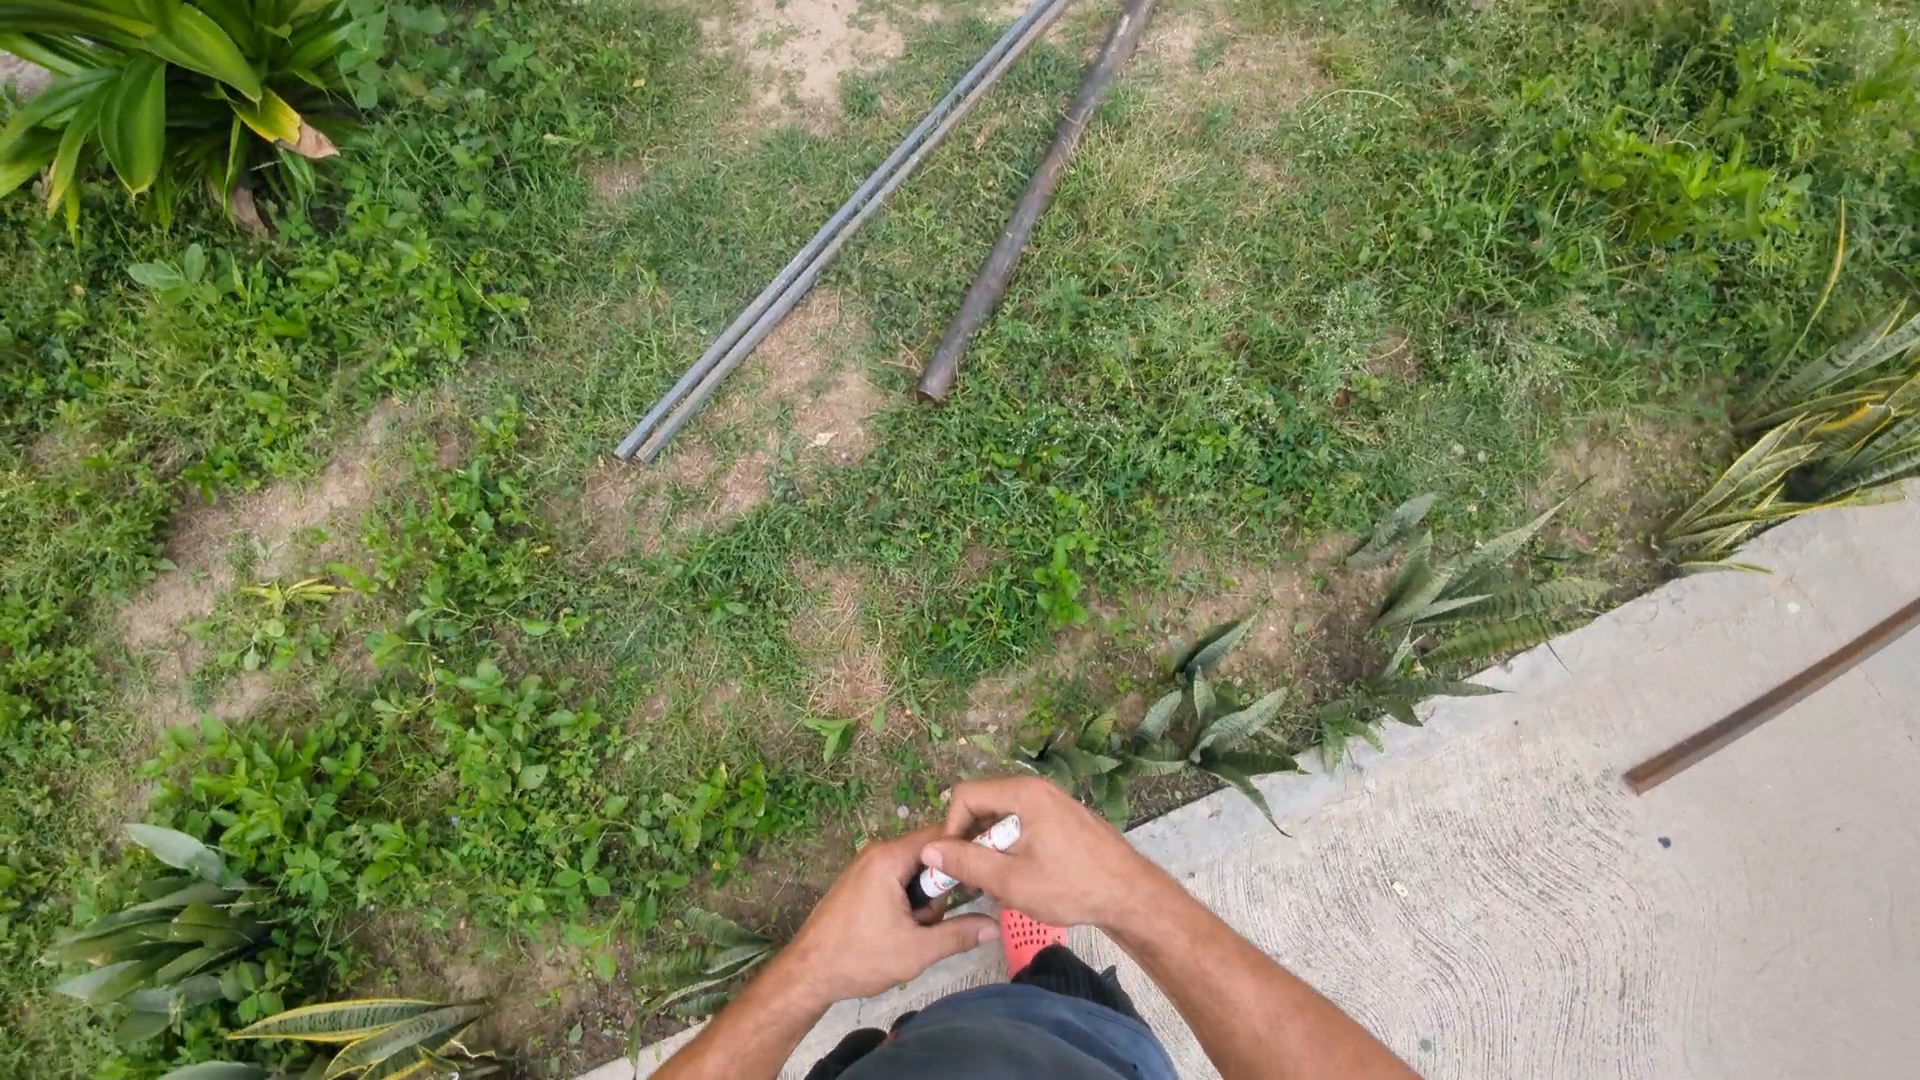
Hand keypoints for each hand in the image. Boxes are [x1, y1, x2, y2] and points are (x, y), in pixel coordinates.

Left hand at [779, 825, 1000, 1006]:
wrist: (807, 974)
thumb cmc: (860, 958)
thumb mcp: (916, 951)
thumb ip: (959, 935)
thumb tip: (995, 928)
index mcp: (890, 856)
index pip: (941, 835)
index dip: (965, 852)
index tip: (981, 875)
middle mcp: (878, 850)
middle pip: (928, 854)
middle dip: (938, 887)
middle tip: (930, 921)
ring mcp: (866, 863)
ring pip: (913, 869)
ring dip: (921, 897)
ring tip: (909, 930)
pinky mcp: (860, 878)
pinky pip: (896, 876)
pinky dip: (905, 898)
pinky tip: (896, 926)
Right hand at [920, 776, 1174, 931]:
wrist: (1131, 896)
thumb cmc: (1071, 886)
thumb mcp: (1011, 881)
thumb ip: (967, 864)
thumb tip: (930, 851)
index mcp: (1023, 793)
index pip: (965, 795)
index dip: (951, 829)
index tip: (954, 864)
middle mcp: (1036, 788)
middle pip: (984, 805)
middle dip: (974, 842)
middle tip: (978, 879)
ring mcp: (1052, 801)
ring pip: (1003, 818)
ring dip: (994, 849)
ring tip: (1004, 884)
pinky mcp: (1063, 818)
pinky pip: (1023, 824)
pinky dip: (1014, 848)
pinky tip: (1026, 879)